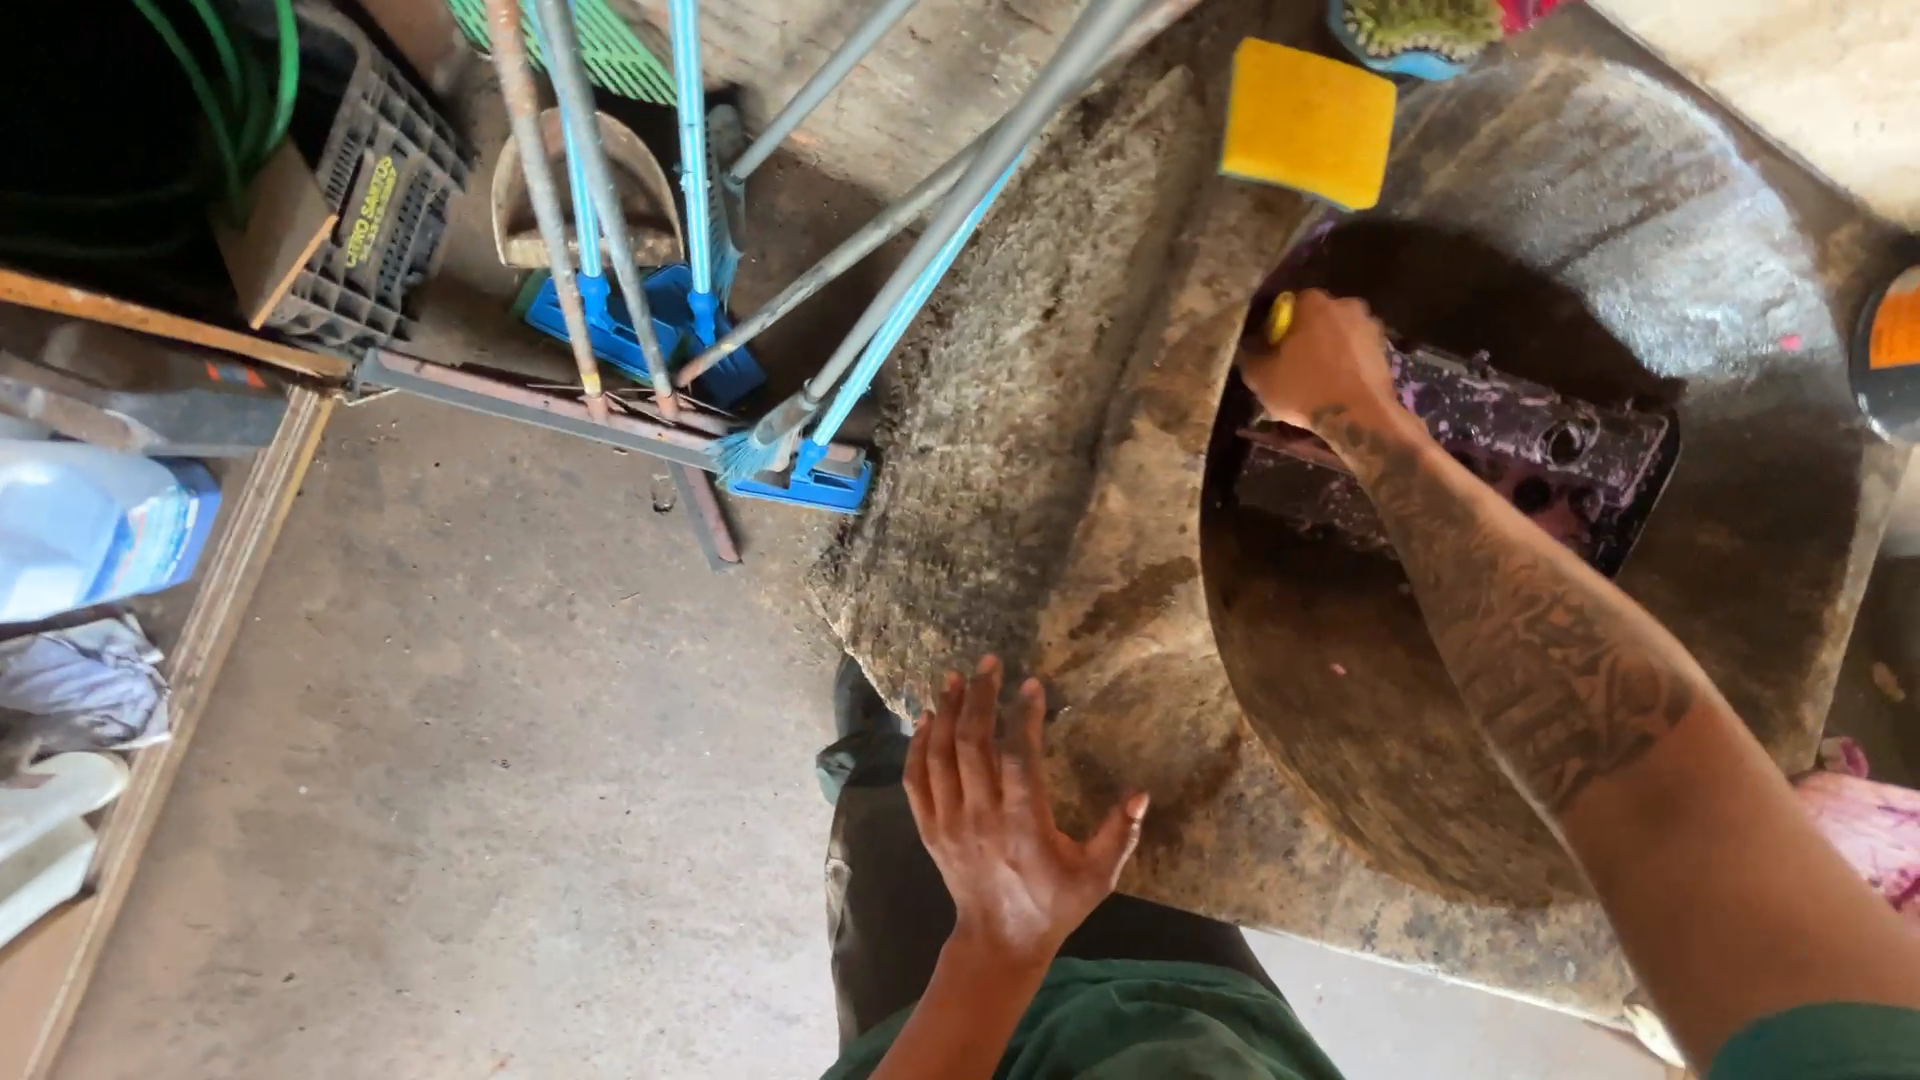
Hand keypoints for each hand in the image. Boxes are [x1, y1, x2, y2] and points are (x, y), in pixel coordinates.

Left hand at [906, 655, 1149, 970]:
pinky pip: (916, 780)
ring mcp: (950, 822)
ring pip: (941, 755)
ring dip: (947, 711)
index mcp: (1023, 824)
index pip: (1020, 757)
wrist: (998, 942)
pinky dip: (919, 746)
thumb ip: (1120, 835)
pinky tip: (927, 719)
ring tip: (956, 677)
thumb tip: (1142, 794)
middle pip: (973, 743)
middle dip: (980, 697)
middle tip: (989, 662)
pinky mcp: (930, 829)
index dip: (1025, 717)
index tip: (1032, 684)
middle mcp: (981, 816)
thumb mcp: (1097, 877)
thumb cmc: (1052, 905)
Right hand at [1239, 289, 1397, 431]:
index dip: (1275, 329)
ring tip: (1316, 377)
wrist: (1358, 416)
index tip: (1270, 350)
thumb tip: (1249, 348)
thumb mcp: (1261, 378)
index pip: (1286, 306)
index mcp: (1312, 304)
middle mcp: (1345, 304)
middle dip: (1303, 336)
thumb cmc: (1305, 389)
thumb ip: (1250, 357)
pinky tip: (1335, 384)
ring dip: (1326, 348)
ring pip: (1337, 333)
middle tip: (1291, 364)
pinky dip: (1345, 361)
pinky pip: (1355, 350)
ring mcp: (1370, 325)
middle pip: (1315, 318)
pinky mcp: (1385, 347)